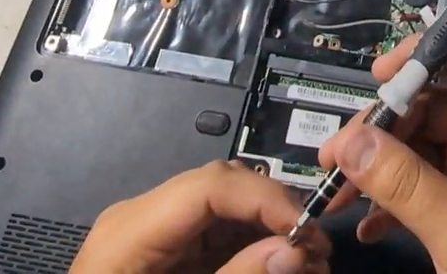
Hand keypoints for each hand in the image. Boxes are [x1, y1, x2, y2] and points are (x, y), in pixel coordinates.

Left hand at [71, 160, 330, 273]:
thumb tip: (294, 250)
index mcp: (130, 230)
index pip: (211, 184)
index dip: (265, 199)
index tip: (306, 229)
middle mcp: (141, 218)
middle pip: (223, 189)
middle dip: (274, 214)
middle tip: (316, 249)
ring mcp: (151, 233)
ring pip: (226, 209)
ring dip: (268, 230)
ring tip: (305, 259)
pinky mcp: (162, 253)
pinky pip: (215, 234)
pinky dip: (249, 246)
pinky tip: (275, 262)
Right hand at [317, 35, 446, 273]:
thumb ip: (402, 181)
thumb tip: (350, 140)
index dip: (424, 54)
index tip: (377, 75)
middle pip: (430, 105)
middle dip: (381, 127)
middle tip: (333, 156)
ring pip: (419, 148)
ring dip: (377, 168)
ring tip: (334, 194)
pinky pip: (422, 186)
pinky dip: (392, 200)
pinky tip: (364, 226)